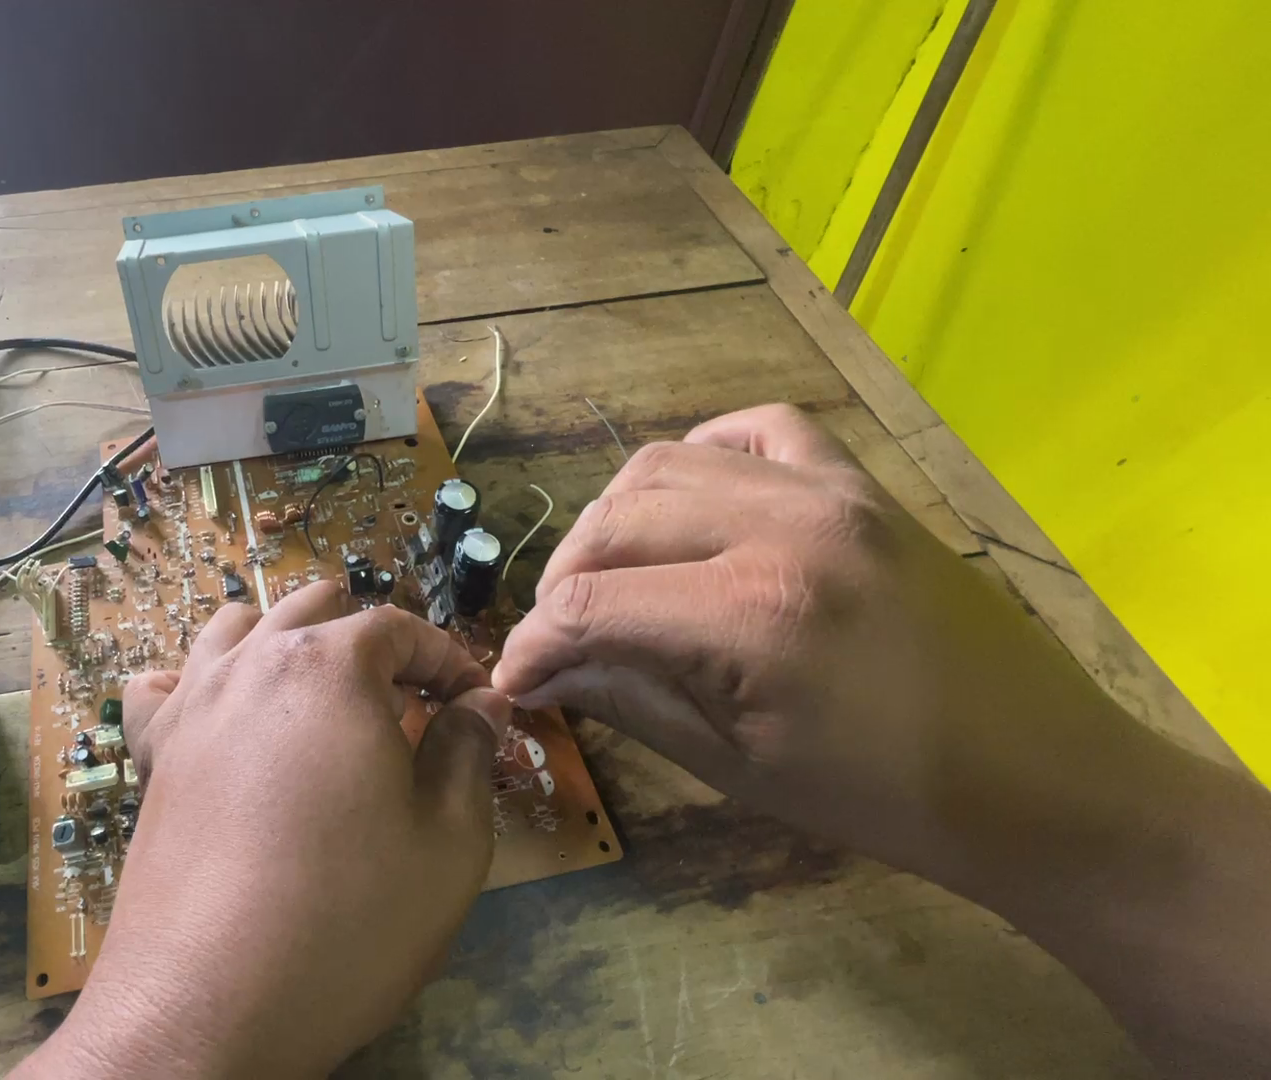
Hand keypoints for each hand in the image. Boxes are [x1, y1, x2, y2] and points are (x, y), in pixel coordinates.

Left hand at [15, 581, 510, 1079]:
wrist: (206, 1007)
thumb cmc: (346, 919)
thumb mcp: (448, 842)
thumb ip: (469, 751)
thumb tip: (483, 701)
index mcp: (329, 667)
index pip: (399, 628)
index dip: (448, 658)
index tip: (474, 702)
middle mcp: (253, 663)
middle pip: (317, 609)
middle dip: (372, 642)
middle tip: (406, 703)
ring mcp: (192, 702)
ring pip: (239, 626)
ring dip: (287, 641)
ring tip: (319, 696)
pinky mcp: (154, 752)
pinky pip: (163, 685)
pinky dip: (198, 681)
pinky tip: (222, 719)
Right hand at [491, 404, 1270, 1076]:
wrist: (1041, 781)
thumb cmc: (877, 794)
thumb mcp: (728, 763)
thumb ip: (619, 698)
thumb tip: (534, 673)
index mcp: (749, 616)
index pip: (589, 606)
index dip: (532, 642)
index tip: (513, 675)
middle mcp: (780, 529)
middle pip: (612, 522)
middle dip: (560, 582)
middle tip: (557, 633)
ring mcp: (828, 492)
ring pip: (663, 466)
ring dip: (612, 520)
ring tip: (610, 572)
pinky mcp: (860, 484)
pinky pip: (757, 431)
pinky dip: (701, 457)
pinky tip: (689, 502)